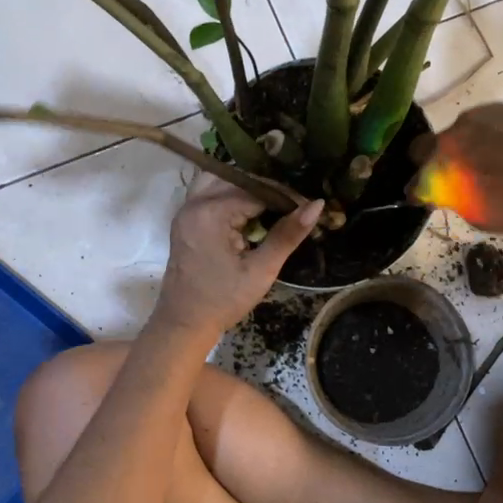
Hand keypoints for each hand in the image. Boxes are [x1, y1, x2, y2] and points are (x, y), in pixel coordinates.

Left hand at [153, 175, 323, 335]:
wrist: (184, 323)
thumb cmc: (224, 301)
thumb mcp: (261, 270)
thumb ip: (287, 235)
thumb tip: (317, 204)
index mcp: (212, 213)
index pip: (257, 190)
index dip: (286, 196)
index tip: (309, 206)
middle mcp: (195, 203)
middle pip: (239, 180)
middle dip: (269, 190)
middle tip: (296, 205)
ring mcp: (186, 209)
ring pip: (222, 180)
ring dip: (248, 188)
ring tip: (273, 205)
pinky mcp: (185, 218)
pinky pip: (210, 192)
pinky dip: (231, 194)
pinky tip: (250, 210)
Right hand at [408, 104, 502, 237]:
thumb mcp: (478, 214)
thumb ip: (452, 197)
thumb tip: (442, 191)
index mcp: (445, 152)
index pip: (419, 158)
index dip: (423, 176)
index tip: (433, 190)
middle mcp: (462, 125)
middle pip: (444, 138)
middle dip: (448, 156)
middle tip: (468, 178)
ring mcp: (492, 112)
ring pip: (472, 128)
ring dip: (477, 144)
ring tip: (502, 166)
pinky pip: (499, 122)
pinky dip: (502, 136)